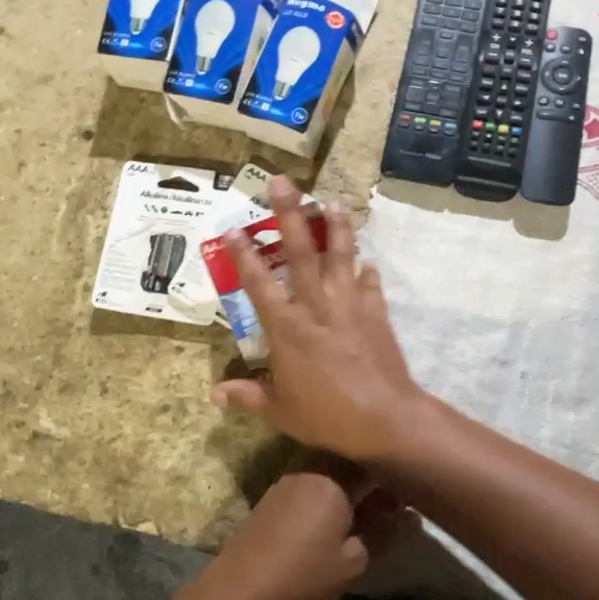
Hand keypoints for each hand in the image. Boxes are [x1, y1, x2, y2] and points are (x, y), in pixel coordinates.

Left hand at [189, 471, 414, 599]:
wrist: (238, 589)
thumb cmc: (302, 574)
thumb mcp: (353, 562)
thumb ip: (386, 534)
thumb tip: (413, 516)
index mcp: (333, 478)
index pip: (373, 460)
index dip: (395, 476)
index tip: (410, 496)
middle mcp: (310, 469)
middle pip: (350, 463)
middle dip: (374, 481)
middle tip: (391, 509)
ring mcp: (288, 481)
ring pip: (330, 473)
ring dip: (351, 489)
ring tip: (366, 517)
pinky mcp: (273, 497)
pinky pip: (312, 484)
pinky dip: (329, 496)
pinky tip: (334, 522)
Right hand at [210, 177, 428, 460]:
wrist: (384, 417)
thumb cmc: (326, 414)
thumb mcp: (279, 410)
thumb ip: (247, 396)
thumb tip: (214, 393)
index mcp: (286, 327)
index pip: (258, 283)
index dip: (243, 255)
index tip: (233, 229)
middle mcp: (316, 306)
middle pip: (300, 252)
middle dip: (289, 214)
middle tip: (282, 182)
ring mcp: (349, 305)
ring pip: (340, 256)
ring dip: (334, 227)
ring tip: (330, 202)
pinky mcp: (376, 313)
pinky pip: (370, 283)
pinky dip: (366, 270)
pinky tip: (365, 261)